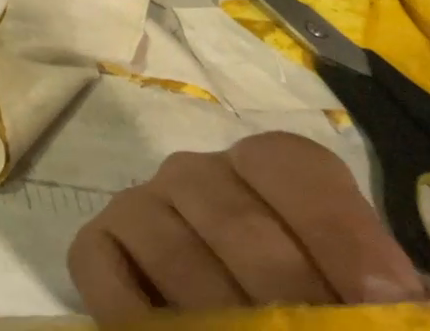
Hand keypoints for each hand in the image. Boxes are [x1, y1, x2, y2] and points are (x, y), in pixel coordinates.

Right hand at [69, 131, 423, 320]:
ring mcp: (135, 206)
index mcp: (265, 167)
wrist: (265, 304)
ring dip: (218, 314)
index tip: (387, 305)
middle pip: (237, 223)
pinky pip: (100, 268)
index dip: (341, 234)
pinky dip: (135, 313)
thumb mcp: (361, 289)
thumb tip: (387, 315)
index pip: (288, 166)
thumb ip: (377, 301)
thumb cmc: (321, 292)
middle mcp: (191, 174)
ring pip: (170, 251)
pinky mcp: (94, 243)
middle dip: (288, 297)